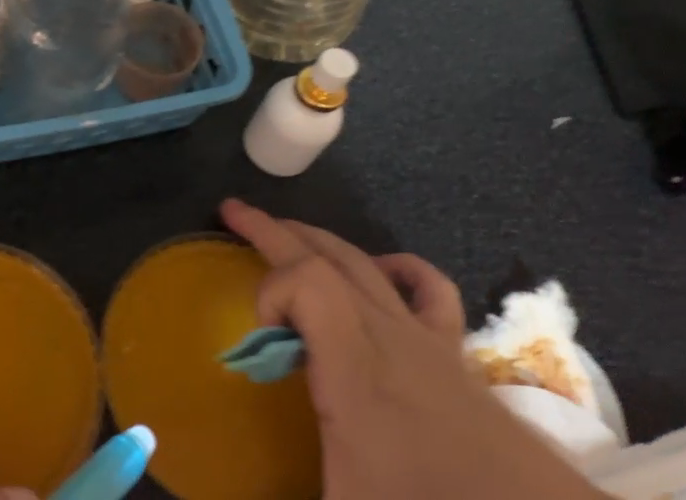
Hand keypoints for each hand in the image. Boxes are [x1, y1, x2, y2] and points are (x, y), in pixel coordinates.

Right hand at [221, 199, 606, 499]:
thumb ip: (280, 494)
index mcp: (355, 367)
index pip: (306, 280)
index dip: (270, 290)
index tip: (260, 341)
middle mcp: (388, 335)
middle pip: (327, 257)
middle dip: (273, 230)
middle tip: (233, 213)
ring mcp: (425, 339)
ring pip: (365, 263)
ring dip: (318, 240)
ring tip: (285, 231)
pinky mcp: (452, 353)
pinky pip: (426, 287)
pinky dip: (395, 267)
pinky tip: (379, 270)